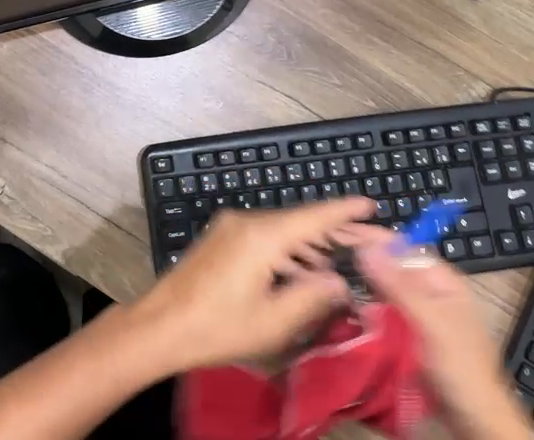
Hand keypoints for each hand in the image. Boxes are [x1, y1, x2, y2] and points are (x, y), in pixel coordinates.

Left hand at [129, 197, 374, 374]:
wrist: (160, 325)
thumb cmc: (218, 327)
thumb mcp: (273, 322)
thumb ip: (312, 297)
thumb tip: (339, 281)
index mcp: (261, 236)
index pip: (313, 217)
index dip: (345, 211)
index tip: (372, 205)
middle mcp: (246, 221)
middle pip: (300, 222)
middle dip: (336, 232)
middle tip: (372, 242)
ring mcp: (230, 228)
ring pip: (282, 230)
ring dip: (312, 244)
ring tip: (344, 261)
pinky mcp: (221, 239)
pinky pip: (264, 237)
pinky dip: (289, 250)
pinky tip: (304, 268)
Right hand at [336, 224, 533, 439]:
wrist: (475, 425)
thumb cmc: (462, 372)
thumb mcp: (431, 324)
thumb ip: (398, 286)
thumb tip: (365, 246)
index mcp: (442, 281)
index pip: (401, 247)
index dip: (369, 236)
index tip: (335, 230)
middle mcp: (428, 293)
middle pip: (388, 266)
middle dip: (359, 258)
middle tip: (323, 252)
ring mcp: (416, 316)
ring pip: (381, 289)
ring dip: (358, 282)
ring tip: (325, 274)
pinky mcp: (405, 337)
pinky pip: (379, 313)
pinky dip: (362, 308)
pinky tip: (342, 306)